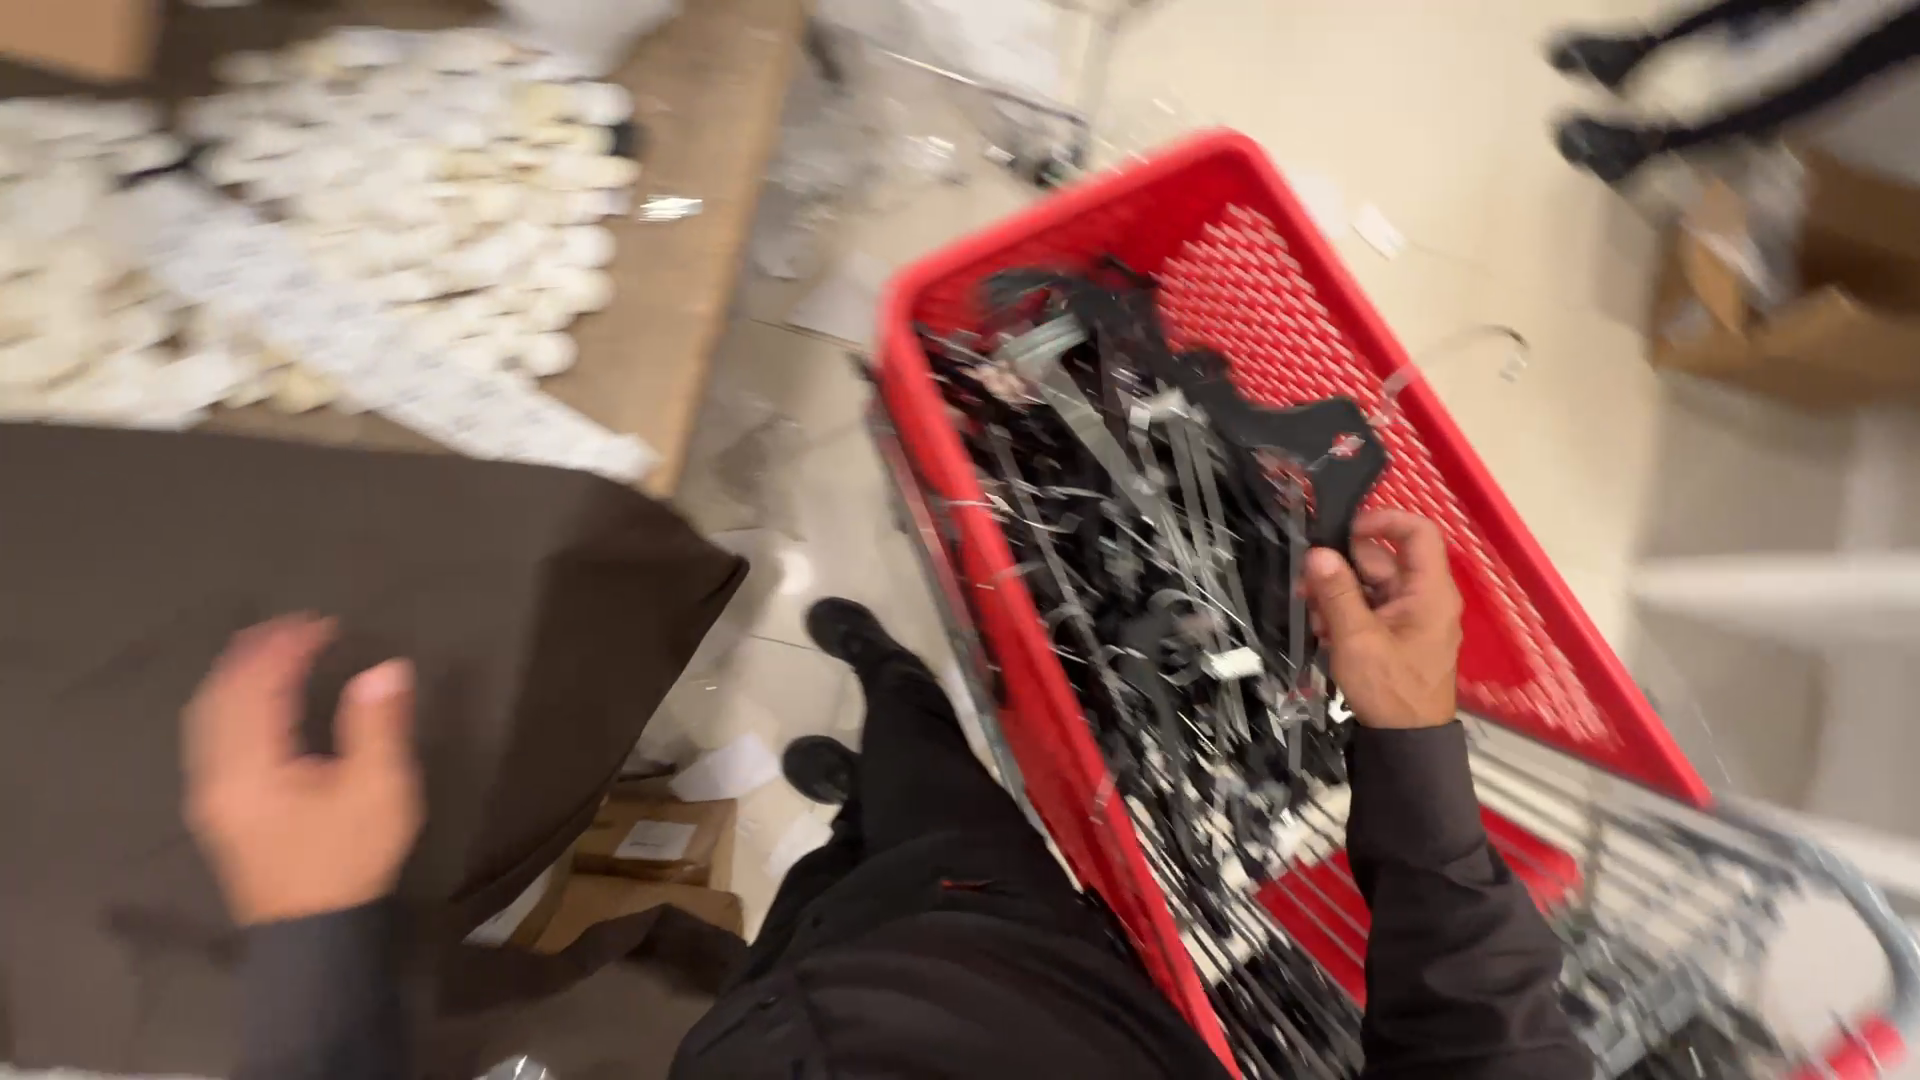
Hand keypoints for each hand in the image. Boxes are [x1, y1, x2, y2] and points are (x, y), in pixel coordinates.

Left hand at [183, 615, 423, 925]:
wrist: (317, 923)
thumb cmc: (351, 854)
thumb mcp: (380, 788)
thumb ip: (379, 727)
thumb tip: (387, 669)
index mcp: (255, 769)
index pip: (259, 693)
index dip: (286, 652)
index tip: (323, 623)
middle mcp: (219, 775)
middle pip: (220, 700)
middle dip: (253, 655)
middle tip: (294, 623)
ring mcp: (214, 791)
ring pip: (209, 718)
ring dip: (238, 675)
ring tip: (274, 646)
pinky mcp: (222, 802)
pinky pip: (213, 734)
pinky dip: (233, 700)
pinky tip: (257, 694)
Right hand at [1303, 510, 1462, 729]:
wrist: (1405, 739)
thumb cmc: (1388, 687)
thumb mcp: (1356, 639)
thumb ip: (1336, 593)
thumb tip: (1316, 553)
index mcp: (1428, 591)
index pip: (1417, 532)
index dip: (1381, 521)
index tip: (1341, 531)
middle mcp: (1422, 596)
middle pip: (1380, 560)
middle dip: (1340, 569)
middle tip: (1305, 588)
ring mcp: (1409, 615)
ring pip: (1367, 584)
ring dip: (1336, 595)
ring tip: (1315, 620)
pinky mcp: (1396, 632)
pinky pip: (1367, 606)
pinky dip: (1343, 613)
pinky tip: (1325, 632)